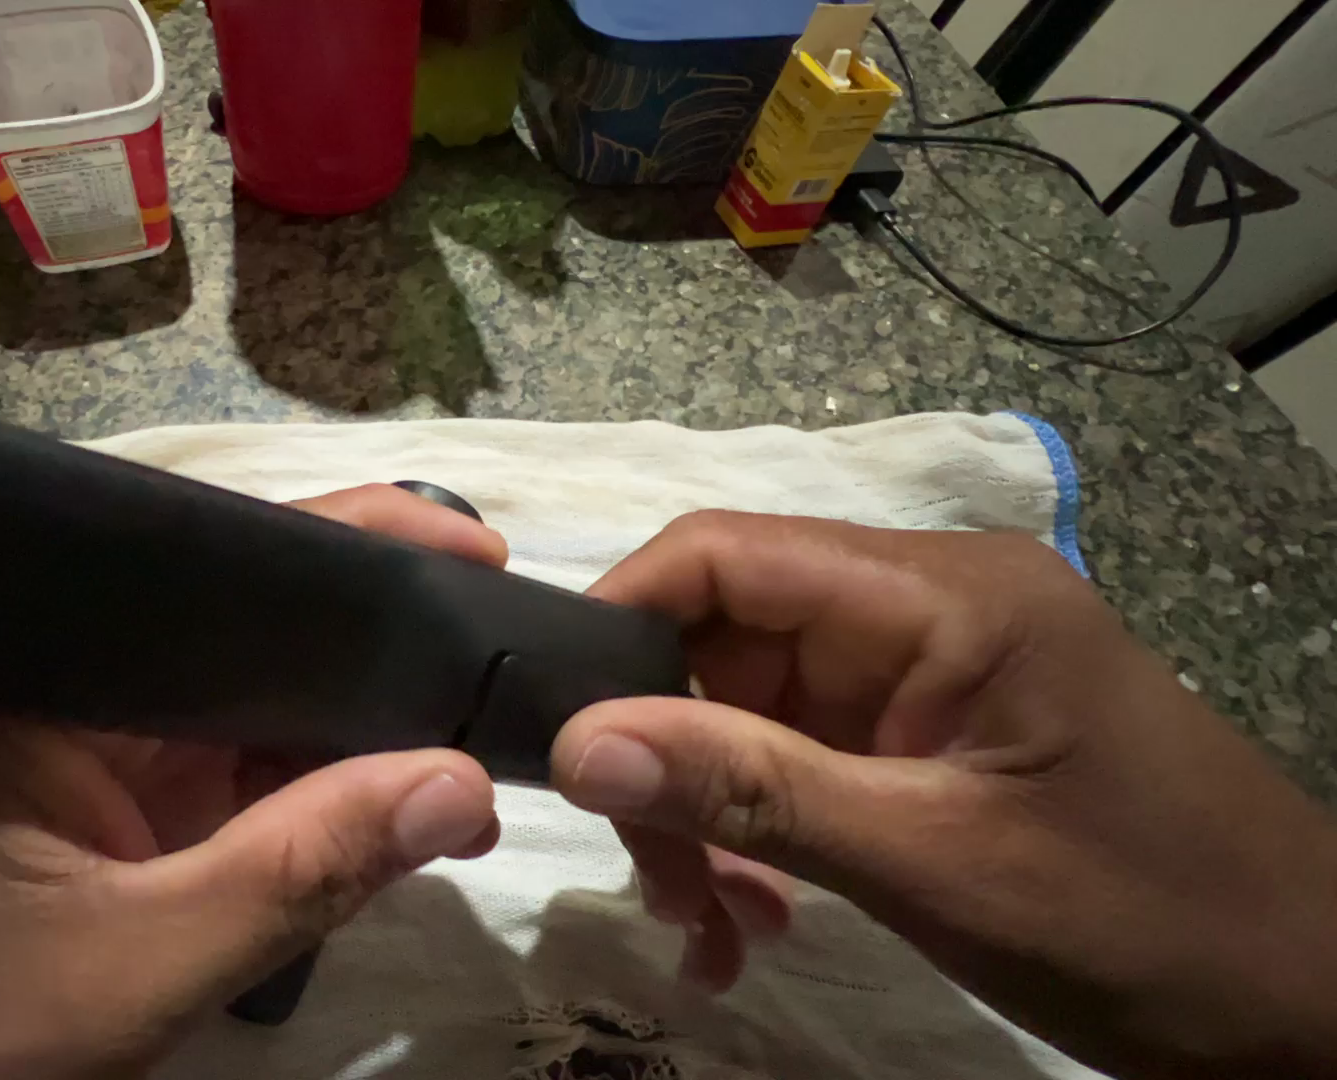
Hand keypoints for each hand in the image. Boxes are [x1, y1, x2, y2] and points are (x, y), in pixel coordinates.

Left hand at [0, 485, 507, 1079]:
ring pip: (279, 699)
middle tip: (495, 631)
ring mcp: (133, 746)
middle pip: (267, 627)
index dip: (351, 554)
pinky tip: (418, 799)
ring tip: (478, 727)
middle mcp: (103, 684)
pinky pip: (269, 768)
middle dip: (381, 633)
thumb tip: (459, 786)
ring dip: (373, 716)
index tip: (464, 551)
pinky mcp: (156, 805)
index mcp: (66, 670)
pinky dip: (341, 783)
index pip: (227, 576)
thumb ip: (299, 871)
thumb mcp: (137, 961)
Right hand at [549, 511, 1336, 1079]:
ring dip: (695, 813)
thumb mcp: (931, 858)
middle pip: (709, 642)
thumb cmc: (1153, 924)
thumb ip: (746, 791)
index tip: (560, 711)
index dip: (623, 608)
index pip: (724, 552)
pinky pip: (762, 756)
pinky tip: (744, 916)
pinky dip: (734, 833)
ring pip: (722, 709)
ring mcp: (886, 670)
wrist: (1313, 1025)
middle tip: (653, 873)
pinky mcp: (880, 726)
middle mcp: (897, 608)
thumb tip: (578, 750)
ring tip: (706, 920)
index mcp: (932, 593)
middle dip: (660, 754)